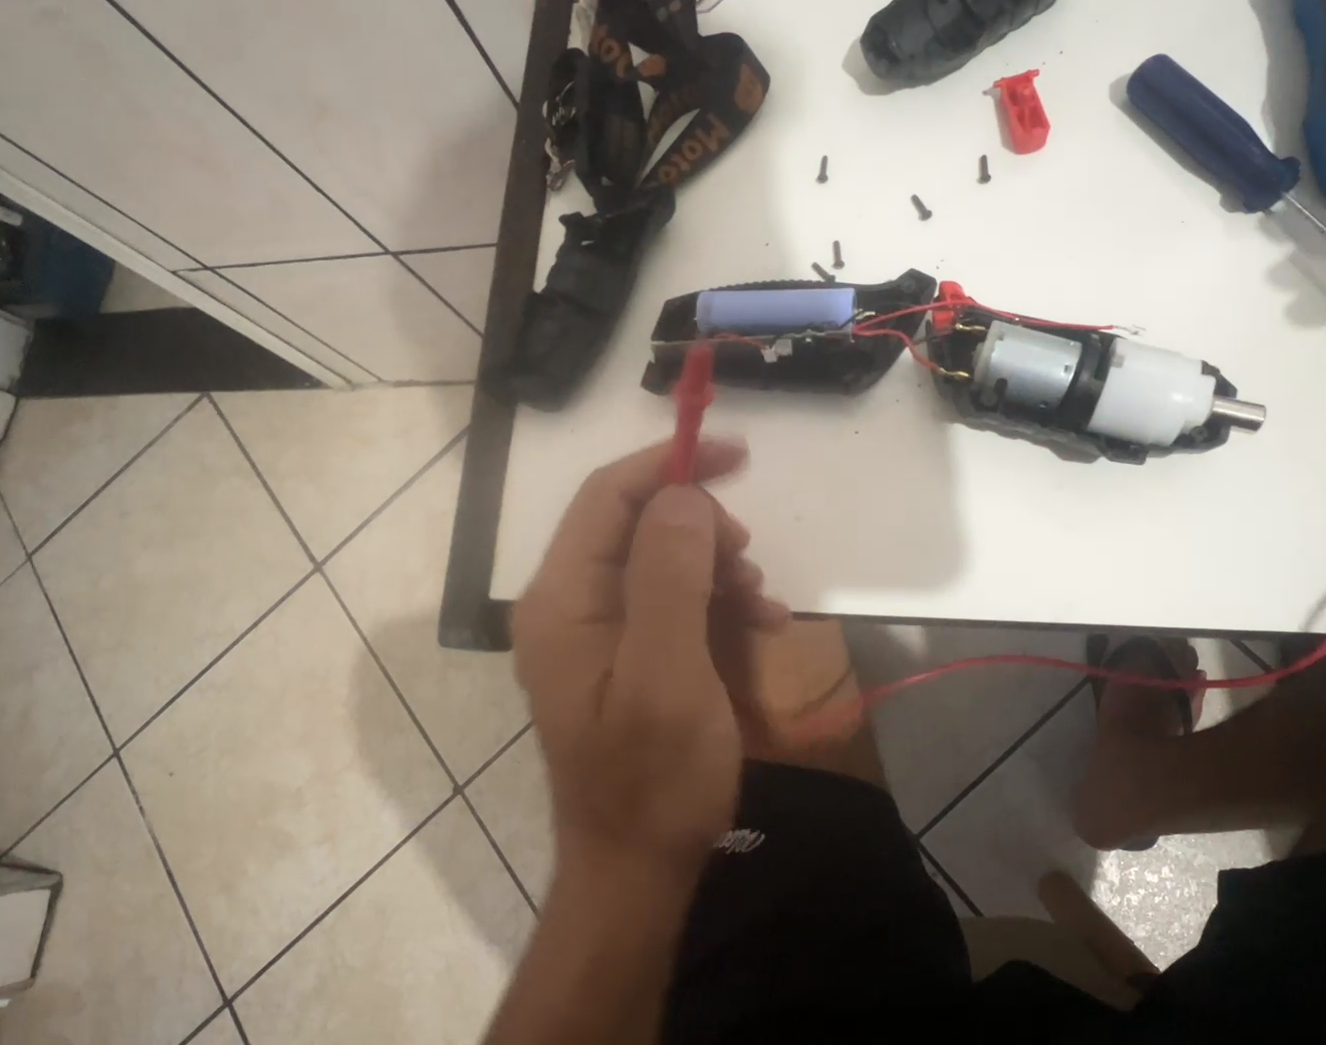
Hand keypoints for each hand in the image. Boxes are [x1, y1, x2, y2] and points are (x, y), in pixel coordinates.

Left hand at [513, 438, 788, 880]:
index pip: (608, 495)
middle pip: (638, 524)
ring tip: (763, 608)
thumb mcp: (669, 674)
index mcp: (563, 598)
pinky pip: (674, 602)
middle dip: (703, 531)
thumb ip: (671, 577)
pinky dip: (718, 604)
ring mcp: (598, 632)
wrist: (636, 870)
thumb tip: (682, 496)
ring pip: (664, 560)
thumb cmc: (653, 780)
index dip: (669, 464)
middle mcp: (570, 604)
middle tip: (749, 567)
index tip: (735, 455)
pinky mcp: (627, 655)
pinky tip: (758, 626)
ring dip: (719, 570)